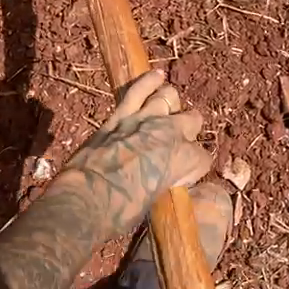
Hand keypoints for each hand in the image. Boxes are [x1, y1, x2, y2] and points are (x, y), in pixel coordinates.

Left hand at [55, 70, 212, 238]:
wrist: (86, 199)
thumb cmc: (121, 211)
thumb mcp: (154, 199)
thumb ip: (164, 179)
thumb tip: (161, 176)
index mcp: (184, 159)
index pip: (202, 158)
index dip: (193, 169)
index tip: (182, 178)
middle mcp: (171, 132)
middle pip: (194, 120)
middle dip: (189, 133)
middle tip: (175, 147)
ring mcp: (146, 118)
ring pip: (169, 97)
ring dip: (171, 106)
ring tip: (166, 114)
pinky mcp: (122, 114)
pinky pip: (139, 89)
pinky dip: (149, 82)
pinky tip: (156, 77)